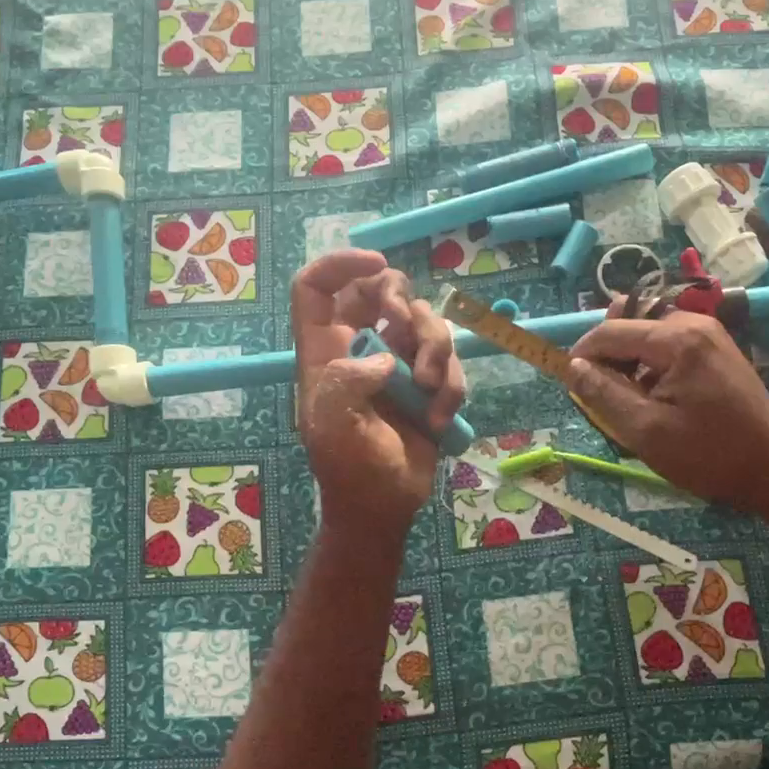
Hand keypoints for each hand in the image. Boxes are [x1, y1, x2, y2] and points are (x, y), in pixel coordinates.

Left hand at [291, 249, 464, 534]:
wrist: (384, 505)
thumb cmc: (350, 468)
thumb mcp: (334, 427)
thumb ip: (345, 383)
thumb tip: (385, 360)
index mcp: (325, 351)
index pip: (316, 288)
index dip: (339, 264)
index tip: (376, 264)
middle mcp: (361, 347)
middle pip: (381, 289)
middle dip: (402, 302)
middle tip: (405, 329)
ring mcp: (397, 362)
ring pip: (425, 321)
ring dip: (436, 350)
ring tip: (430, 393)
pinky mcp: (428, 382)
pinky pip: (450, 360)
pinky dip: (452, 385)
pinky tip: (438, 419)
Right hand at [566, 311, 768, 512]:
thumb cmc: (708, 455)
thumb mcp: (645, 430)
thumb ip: (603, 394)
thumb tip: (573, 367)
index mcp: (676, 339)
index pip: (610, 332)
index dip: (582, 355)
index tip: (568, 385)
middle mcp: (694, 325)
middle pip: (630, 325)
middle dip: (608, 356)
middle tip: (602, 396)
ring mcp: (711, 336)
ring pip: (649, 335)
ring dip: (630, 362)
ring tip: (628, 403)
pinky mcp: (719, 352)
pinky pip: (670, 347)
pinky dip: (652, 367)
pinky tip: (655, 400)